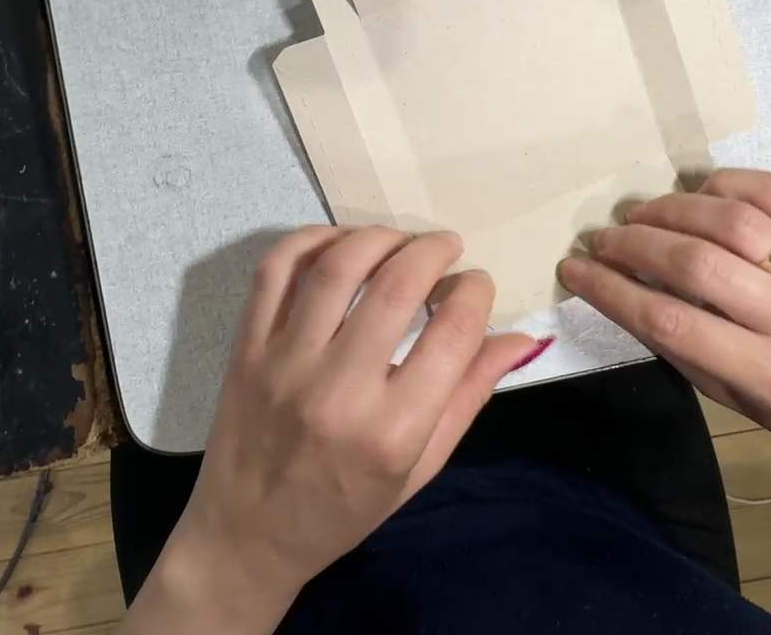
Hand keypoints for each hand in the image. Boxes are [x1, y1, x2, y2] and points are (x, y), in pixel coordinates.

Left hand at [135, 227, 537, 631]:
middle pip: (397, 285)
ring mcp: (285, 362)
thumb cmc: (345, 508)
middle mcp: (339, 389)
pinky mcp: (247, 345)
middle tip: (446, 247)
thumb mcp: (421, 467)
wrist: (248, 534)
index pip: (453, 332)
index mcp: (393, 431)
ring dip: (379, 236)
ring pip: (337, 265)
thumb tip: (524, 337)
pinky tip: (341, 243)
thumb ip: (470, 394)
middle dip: (433, 251)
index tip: (476, 285)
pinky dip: (312, 239)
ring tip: (399, 241)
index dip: (475, 292)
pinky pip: (277, 269)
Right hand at [558, 170, 770, 474]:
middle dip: (633, 245)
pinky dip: (725, 184)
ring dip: (671, 210)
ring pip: (734, 221)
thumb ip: (680, 345)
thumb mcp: (735, 399)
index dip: (611, 291)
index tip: (573, 270)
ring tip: (639, 215)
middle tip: (601, 240)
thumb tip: (618, 288)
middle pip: (697, 265)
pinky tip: (696, 196)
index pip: (671, 323)